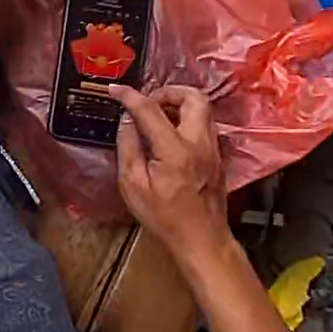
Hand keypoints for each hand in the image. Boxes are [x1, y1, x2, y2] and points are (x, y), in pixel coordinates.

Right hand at [110, 85, 231, 276]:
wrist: (202, 240)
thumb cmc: (165, 217)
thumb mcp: (133, 186)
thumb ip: (128, 148)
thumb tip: (126, 121)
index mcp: (175, 150)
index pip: (150, 110)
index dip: (130, 96)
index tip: (115, 90)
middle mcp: (199, 143)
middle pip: (193, 97)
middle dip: (167, 92)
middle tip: (148, 103)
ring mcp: (213, 148)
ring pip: (203, 108)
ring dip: (178, 104)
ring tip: (157, 117)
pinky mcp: (217, 156)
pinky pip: (204, 124)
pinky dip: (186, 119)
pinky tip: (170, 135)